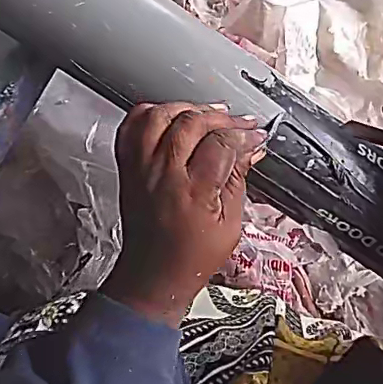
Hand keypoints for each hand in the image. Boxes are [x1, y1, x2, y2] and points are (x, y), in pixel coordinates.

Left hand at [104, 103, 266, 326]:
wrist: (153, 275)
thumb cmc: (189, 257)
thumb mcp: (231, 224)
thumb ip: (238, 179)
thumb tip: (250, 148)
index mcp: (193, 192)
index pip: (221, 143)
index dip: (243, 134)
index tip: (255, 135)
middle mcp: (162, 174)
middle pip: (190, 123)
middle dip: (220, 117)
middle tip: (237, 123)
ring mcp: (140, 168)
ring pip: (158, 116)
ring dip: (186, 108)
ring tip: (206, 113)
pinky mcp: (127, 166)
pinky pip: (131, 126)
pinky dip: (150, 114)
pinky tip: (170, 117)